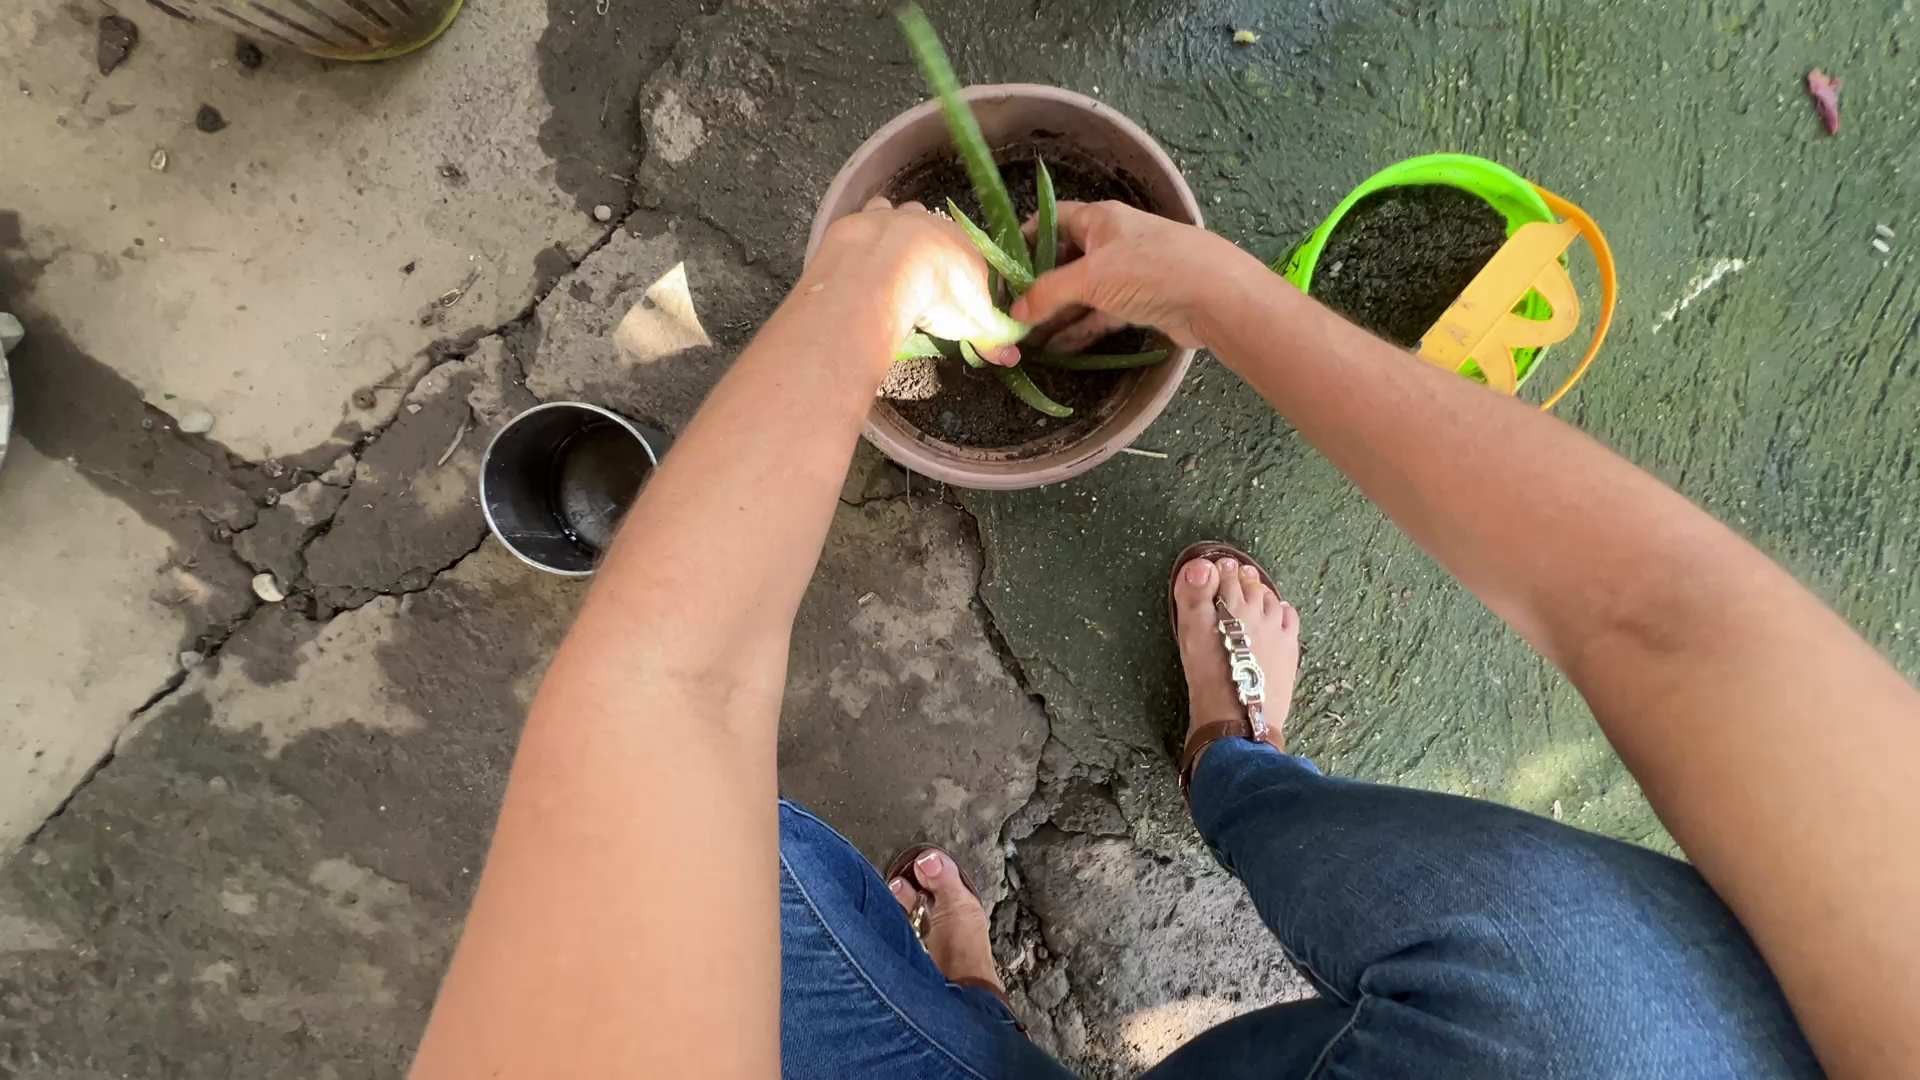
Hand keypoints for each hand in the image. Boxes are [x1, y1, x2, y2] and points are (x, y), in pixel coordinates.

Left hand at [802, 197, 1020, 365]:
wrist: (890, 269)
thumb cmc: (941, 293)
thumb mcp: (973, 323)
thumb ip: (992, 339)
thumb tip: (1012, 359)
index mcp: (963, 244)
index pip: (970, 256)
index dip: (962, 276)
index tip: (954, 296)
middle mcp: (930, 223)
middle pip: (934, 231)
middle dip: (928, 249)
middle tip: (920, 280)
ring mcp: (893, 217)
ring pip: (898, 215)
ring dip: (895, 231)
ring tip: (889, 263)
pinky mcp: (859, 222)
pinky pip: (863, 223)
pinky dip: (863, 237)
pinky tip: (860, 258)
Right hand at [1010, 200, 1265, 351]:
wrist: (1213, 296)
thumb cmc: (1150, 270)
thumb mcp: (1090, 278)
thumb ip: (1047, 295)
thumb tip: (1014, 313)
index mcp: (1099, 220)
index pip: (1052, 221)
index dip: (1025, 241)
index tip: (1002, 269)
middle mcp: (1111, 242)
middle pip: (1063, 262)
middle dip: (1036, 289)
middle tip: (1010, 314)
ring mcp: (1125, 274)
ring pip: (1080, 294)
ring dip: (1055, 315)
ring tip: (1026, 340)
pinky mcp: (1137, 303)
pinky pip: (1098, 316)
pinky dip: (1078, 330)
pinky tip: (1057, 348)